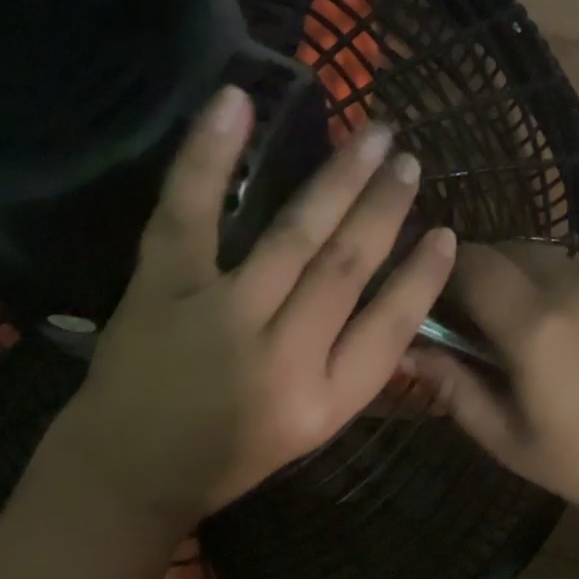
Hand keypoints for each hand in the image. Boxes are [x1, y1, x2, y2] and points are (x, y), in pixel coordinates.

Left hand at [46, 86, 457, 525]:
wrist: (131, 473)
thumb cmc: (224, 460)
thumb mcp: (302, 433)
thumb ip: (343, 375)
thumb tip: (385, 305)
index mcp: (321, 405)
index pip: (389, 330)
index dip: (421, 279)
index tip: (447, 235)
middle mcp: (281, 359)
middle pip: (345, 268)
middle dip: (383, 209)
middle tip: (406, 161)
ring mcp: (221, 318)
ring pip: (292, 237)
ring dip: (337, 180)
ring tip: (372, 137)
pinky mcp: (164, 290)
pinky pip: (191, 213)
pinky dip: (209, 155)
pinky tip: (238, 105)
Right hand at [407, 242, 578, 529]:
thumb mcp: (508, 440)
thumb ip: (454, 388)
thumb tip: (409, 352)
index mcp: (534, 323)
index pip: (469, 263)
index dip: (439, 276)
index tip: (425, 306)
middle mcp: (572, 286)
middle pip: (506, 251)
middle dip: (475, 276)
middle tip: (463, 327)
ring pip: (543, 261)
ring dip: (514, 283)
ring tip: (509, 337)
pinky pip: (577, 277)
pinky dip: (550, 293)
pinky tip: (558, 344)